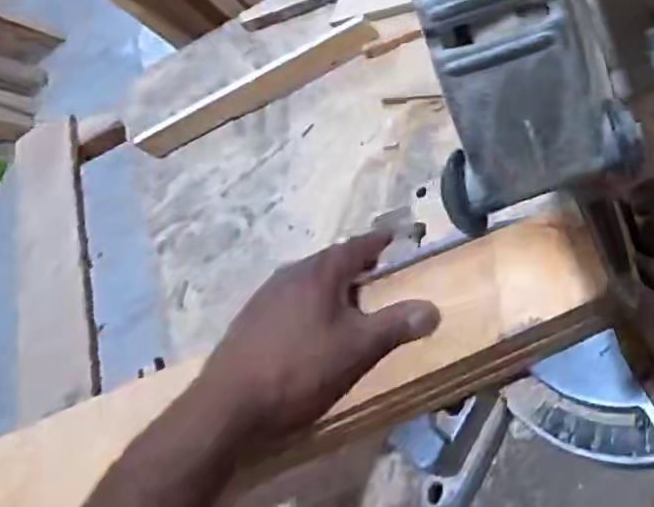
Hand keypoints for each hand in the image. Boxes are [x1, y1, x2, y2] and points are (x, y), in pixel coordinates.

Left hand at [188, 231, 439, 448]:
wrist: (218, 417)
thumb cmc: (298, 370)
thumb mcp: (359, 348)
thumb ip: (398, 324)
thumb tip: (435, 310)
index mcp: (321, 271)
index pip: (361, 243)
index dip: (384, 240)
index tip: (402, 237)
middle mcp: (291, 275)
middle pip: (333, 260)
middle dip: (358, 265)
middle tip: (381, 274)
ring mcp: (262, 300)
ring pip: (308, 282)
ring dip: (332, 287)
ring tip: (350, 304)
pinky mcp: (244, 326)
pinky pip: (288, 302)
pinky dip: (308, 306)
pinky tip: (312, 331)